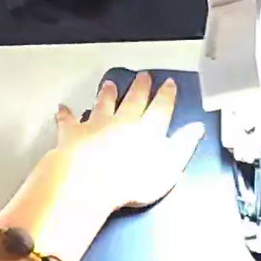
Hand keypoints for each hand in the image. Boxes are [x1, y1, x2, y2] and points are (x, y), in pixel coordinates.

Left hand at [0, 72, 203, 260]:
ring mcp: (97, 125)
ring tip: (111, 84)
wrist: (89, 183)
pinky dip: (67, 114)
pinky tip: (64, 108)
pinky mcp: (73, 134)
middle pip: (134, 99)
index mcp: (148, 129)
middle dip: (140, 87)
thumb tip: (196, 130)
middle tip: (143, 77)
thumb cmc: (129, 181)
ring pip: (104, 103)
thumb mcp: (168, 169)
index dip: (167, 95)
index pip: (161, 107)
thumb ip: (183, 147)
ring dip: (108, 94)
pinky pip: (69, 120)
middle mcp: (123, 121)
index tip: (169, 85)